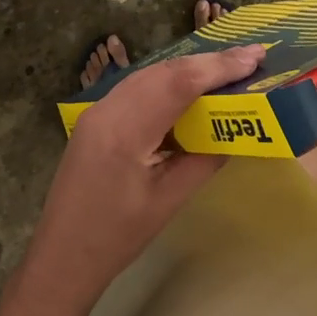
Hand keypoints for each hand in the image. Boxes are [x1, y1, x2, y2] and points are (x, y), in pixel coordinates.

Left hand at [22, 44, 264, 305]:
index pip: (178, 83)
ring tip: (227, 68)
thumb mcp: (169, 201)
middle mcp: (108, 109)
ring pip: (150, 74)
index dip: (218, 67)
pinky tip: (189, 88)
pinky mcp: (95, 118)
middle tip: (250, 57)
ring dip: (189, 69)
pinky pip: (137, 87)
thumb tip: (235, 131)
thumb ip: (204, 161)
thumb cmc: (116, 238)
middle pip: (165, 71)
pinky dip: (168, 81)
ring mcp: (97, 111)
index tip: (255, 57)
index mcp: (125, 132)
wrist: (60, 258)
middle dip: (209, 62)